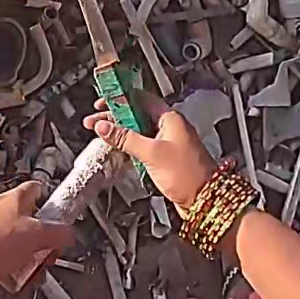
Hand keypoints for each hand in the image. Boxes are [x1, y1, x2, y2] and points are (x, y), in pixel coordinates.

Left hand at [0, 182, 74, 290]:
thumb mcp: (34, 237)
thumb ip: (57, 233)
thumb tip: (69, 233)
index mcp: (15, 198)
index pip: (38, 189)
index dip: (52, 201)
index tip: (62, 217)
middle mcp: (1, 209)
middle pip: (32, 220)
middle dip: (43, 240)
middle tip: (47, 254)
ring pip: (19, 241)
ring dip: (29, 257)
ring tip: (31, 272)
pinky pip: (4, 255)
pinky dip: (12, 266)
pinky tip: (13, 278)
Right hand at [82, 92, 217, 208]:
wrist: (204, 200)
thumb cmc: (187, 174)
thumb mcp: (152, 153)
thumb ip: (125, 138)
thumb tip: (103, 126)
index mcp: (169, 118)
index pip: (140, 99)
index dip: (119, 98)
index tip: (102, 101)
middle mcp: (168, 127)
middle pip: (136, 115)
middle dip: (114, 117)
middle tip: (95, 122)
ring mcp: (166, 142)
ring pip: (137, 131)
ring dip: (119, 132)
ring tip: (101, 134)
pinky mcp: (164, 157)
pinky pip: (142, 146)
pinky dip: (128, 146)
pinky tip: (116, 149)